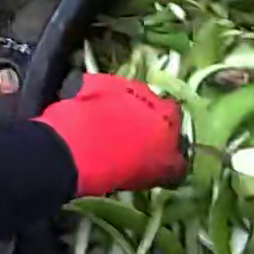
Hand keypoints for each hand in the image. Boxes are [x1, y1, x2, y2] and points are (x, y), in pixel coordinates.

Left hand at [34, 74, 185, 196]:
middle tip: (129, 135)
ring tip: (104, 127)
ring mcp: (118, 83)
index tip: (156, 143)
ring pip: (124, 95)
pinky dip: (96, 100)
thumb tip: (178, 162)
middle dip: (142, 116)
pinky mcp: (92, 80)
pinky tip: (87, 116)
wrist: (76, 147)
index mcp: (168, 115)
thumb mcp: (159, 173)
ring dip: (119, 106)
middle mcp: (148, 92)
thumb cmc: (123, 165)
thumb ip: (173, 163)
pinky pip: (99, 90)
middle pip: (149, 103)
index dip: (165, 130)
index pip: (175, 119)